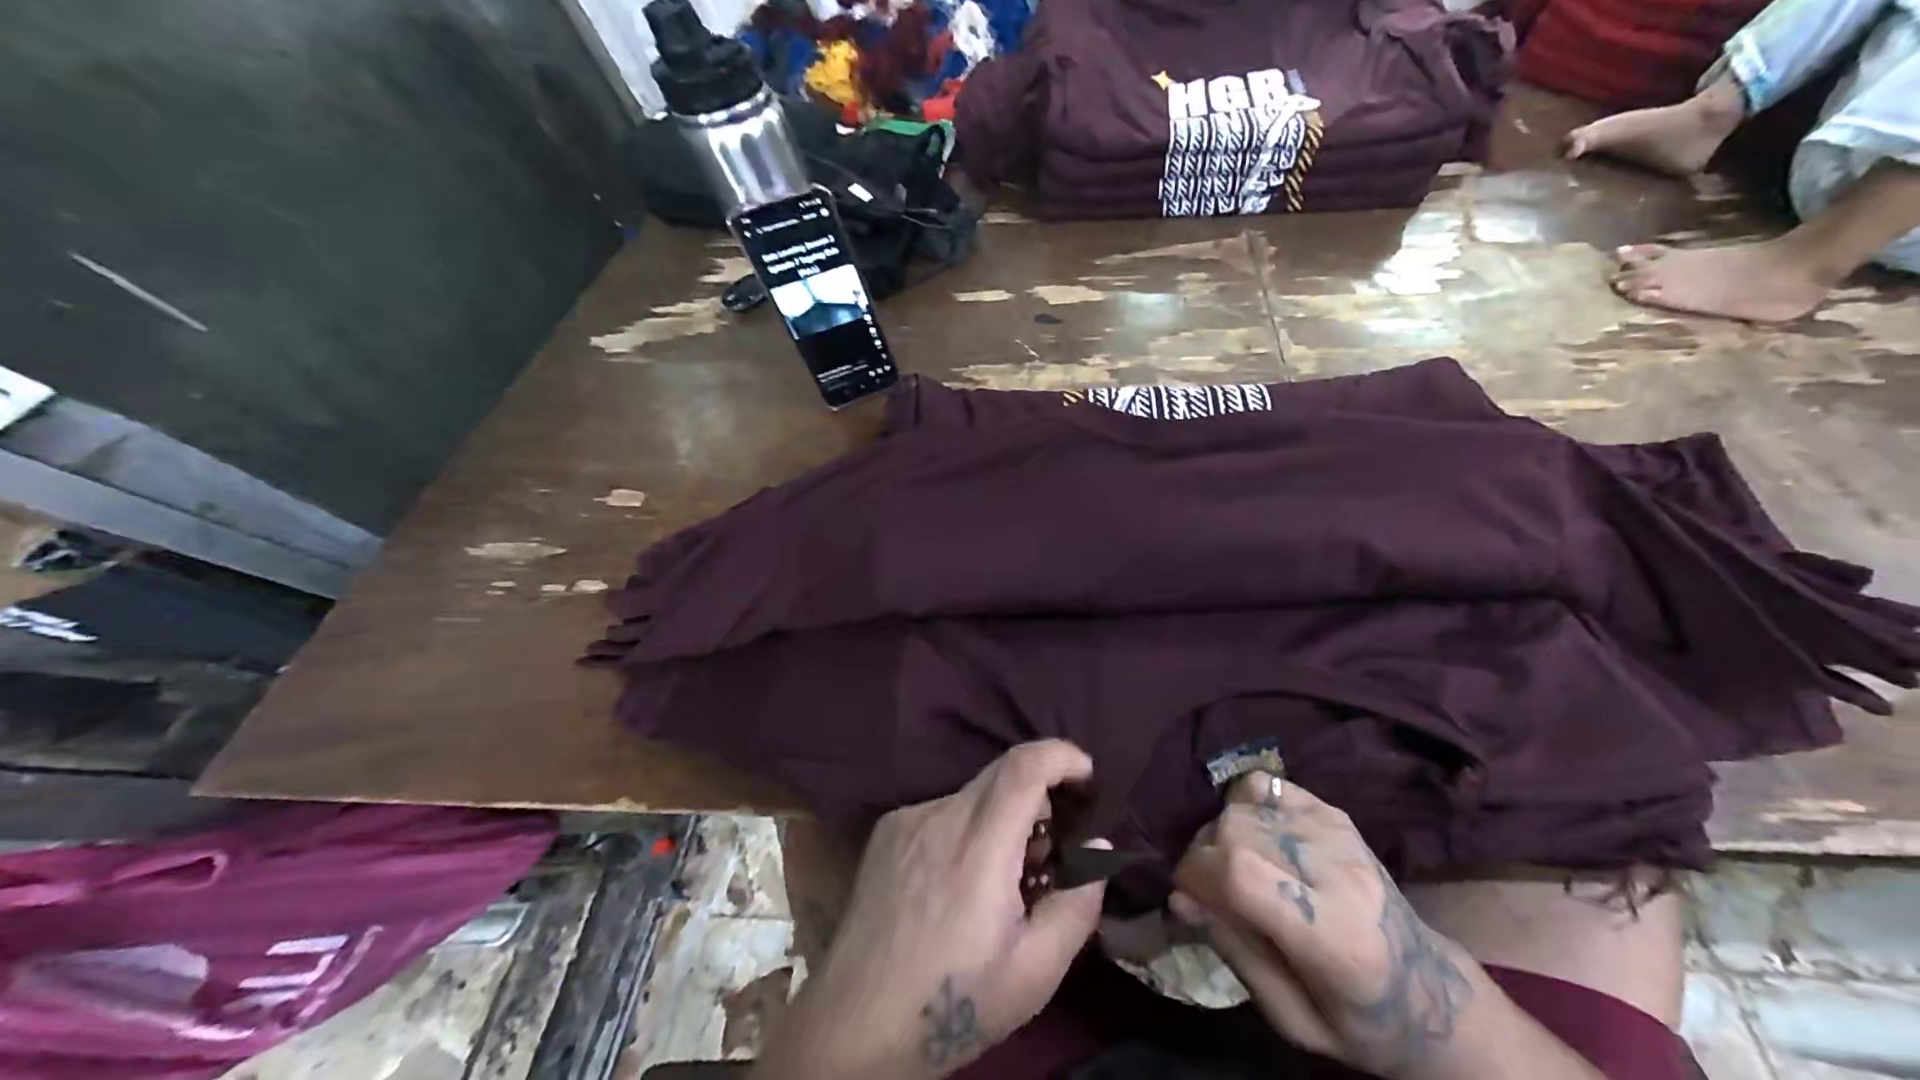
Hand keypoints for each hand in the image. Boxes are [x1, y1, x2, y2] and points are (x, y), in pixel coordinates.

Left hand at [754, 741, 1109, 1079]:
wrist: (857, 1024)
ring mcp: (907, 821)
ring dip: (1003, 816)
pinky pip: (943, 811)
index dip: (1062, 755)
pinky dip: (969, 828)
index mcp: (978, 848)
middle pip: (1001, 773)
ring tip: (1007, 875)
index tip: (1087, 776)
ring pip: (972, 794)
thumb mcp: (1036, 971)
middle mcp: (939, 818)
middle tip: (1055, 842)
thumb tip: (1096, 844)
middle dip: (1040, 791)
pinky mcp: (887, 832)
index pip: (1023, 766)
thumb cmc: (956, 1001)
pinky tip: (962, 880)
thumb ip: (1077, 901)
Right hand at [1170, 772, 1477, 1079]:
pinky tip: (1252, 836)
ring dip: (1219, 831)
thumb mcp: (1293, 1019)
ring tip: (1229, 864)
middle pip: (1236, 830)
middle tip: (1206, 885)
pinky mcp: (1335, 815)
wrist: (1431, 994)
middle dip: (1202, 853)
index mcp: (1334, 939)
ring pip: (1244, 805)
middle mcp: (1340, 874)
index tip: (1186, 893)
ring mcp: (1339, 836)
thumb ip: (1235, 952)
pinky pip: (1266, 786)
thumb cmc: (1358, 1021)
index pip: (1242, 874)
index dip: (1196, 873)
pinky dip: (1243, 804)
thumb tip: (1180, 897)